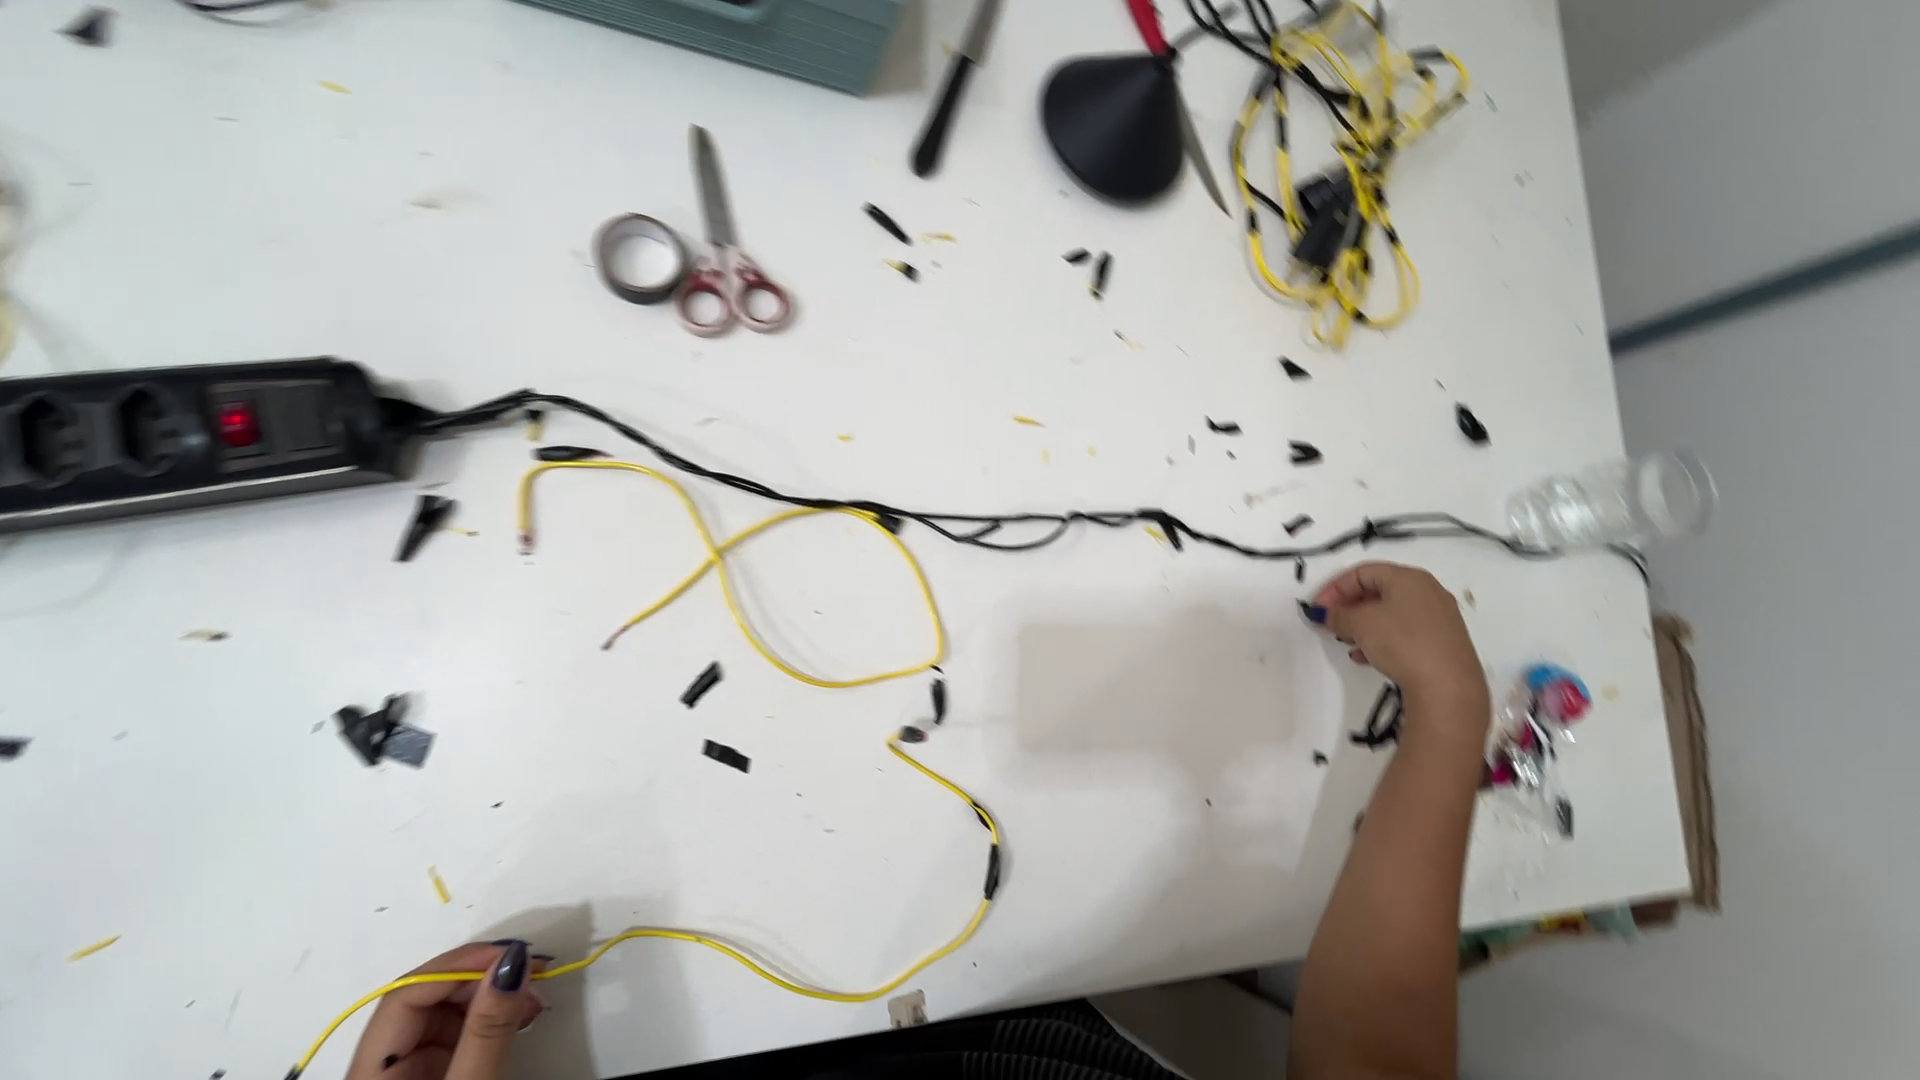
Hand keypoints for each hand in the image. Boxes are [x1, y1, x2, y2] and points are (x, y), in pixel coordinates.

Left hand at [345, 940, 547, 1079]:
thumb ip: (487, 1031)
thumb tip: (514, 960)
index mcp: (371, 1070)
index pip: (406, 995)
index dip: (459, 965)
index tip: (514, 954)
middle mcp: (381, 1064)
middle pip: (427, 999)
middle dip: (483, 978)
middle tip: (535, 974)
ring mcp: (406, 1071)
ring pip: (446, 1012)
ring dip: (493, 994)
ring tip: (534, 997)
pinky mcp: (431, 1075)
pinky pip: (459, 1032)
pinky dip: (492, 1017)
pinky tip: (520, 1015)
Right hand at [1309, 562, 1488, 745]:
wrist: (1447, 686)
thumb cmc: (1401, 642)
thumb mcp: (1360, 624)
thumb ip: (1337, 615)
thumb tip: (1323, 613)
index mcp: (1408, 577)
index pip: (1361, 572)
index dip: (1333, 588)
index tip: (1317, 610)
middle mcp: (1427, 590)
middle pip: (1377, 590)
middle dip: (1348, 606)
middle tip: (1331, 624)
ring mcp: (1438, 616)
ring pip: (1390, 612)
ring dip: (1363, 624)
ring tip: (1347, 642)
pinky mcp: (1443, 640)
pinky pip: (1404, 630)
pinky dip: (1382, 637)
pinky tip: (1367, 657)